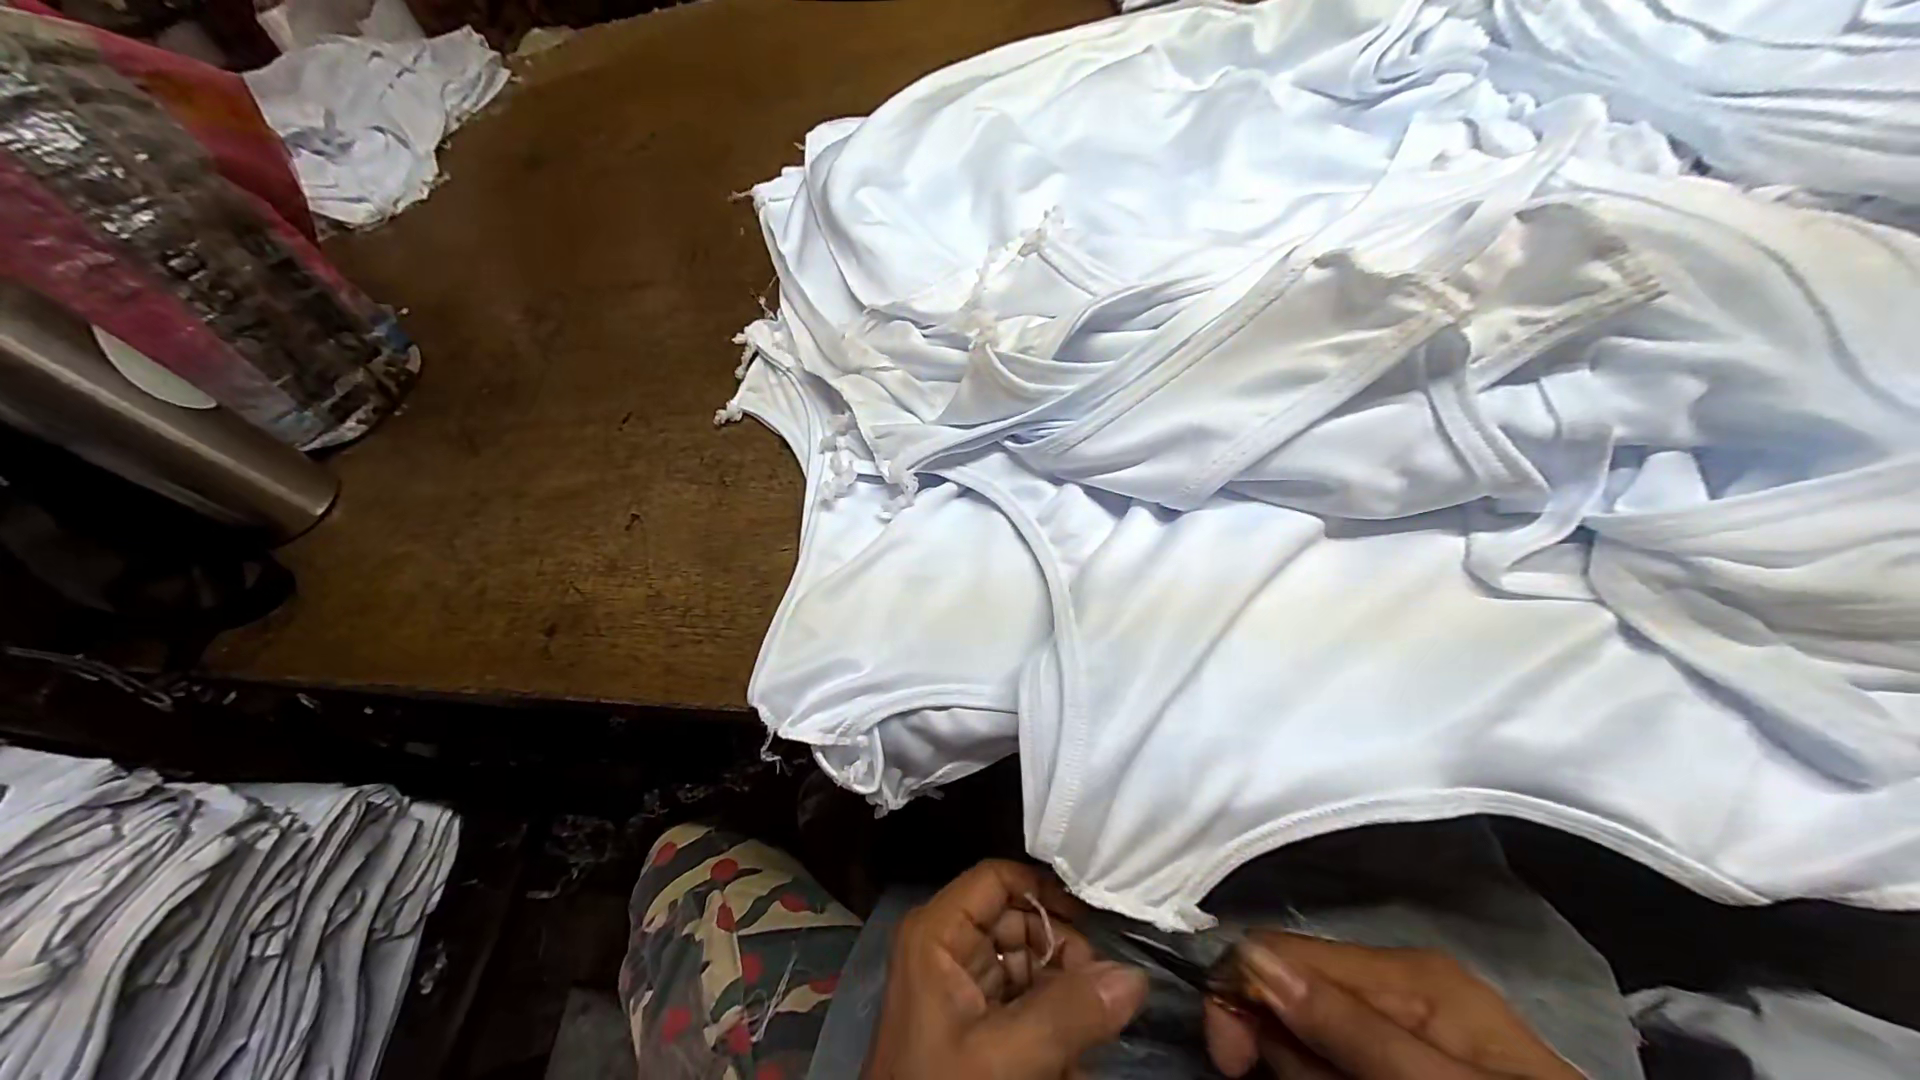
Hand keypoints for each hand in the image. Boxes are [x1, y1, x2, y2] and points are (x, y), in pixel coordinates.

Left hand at [863, 860, 1148, 1079]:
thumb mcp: (1005, 1056)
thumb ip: (1070, 1013)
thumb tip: (1134, 976)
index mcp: (938, 931)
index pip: (998, 878)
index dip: (1044, 890)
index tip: (1092, 922)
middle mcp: (948, 945)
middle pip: (1018, 919)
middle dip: (1061, 952)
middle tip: (1095, 992)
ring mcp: (961, 981)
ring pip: (1027, 960)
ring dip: (1061, 991)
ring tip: (1084, 1032)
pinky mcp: (974, 1016)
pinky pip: (1022, 998)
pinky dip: (1049, 1020)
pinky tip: (1066, 1057)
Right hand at [1204, 931, 1583, 1078]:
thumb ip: (1348, 1026)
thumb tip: (1251, 957)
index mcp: (1407, 973)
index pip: (1282, 951)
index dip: (1239, 993)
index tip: (1228, 1061)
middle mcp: (1399, 980)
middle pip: (1291, 984)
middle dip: (1274, 1037)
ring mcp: (1406, 1015)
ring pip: (1308, 1021)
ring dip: (1300, 1062)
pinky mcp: (1409, 1049)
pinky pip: (1340, 1044)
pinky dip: (1326, 1069)